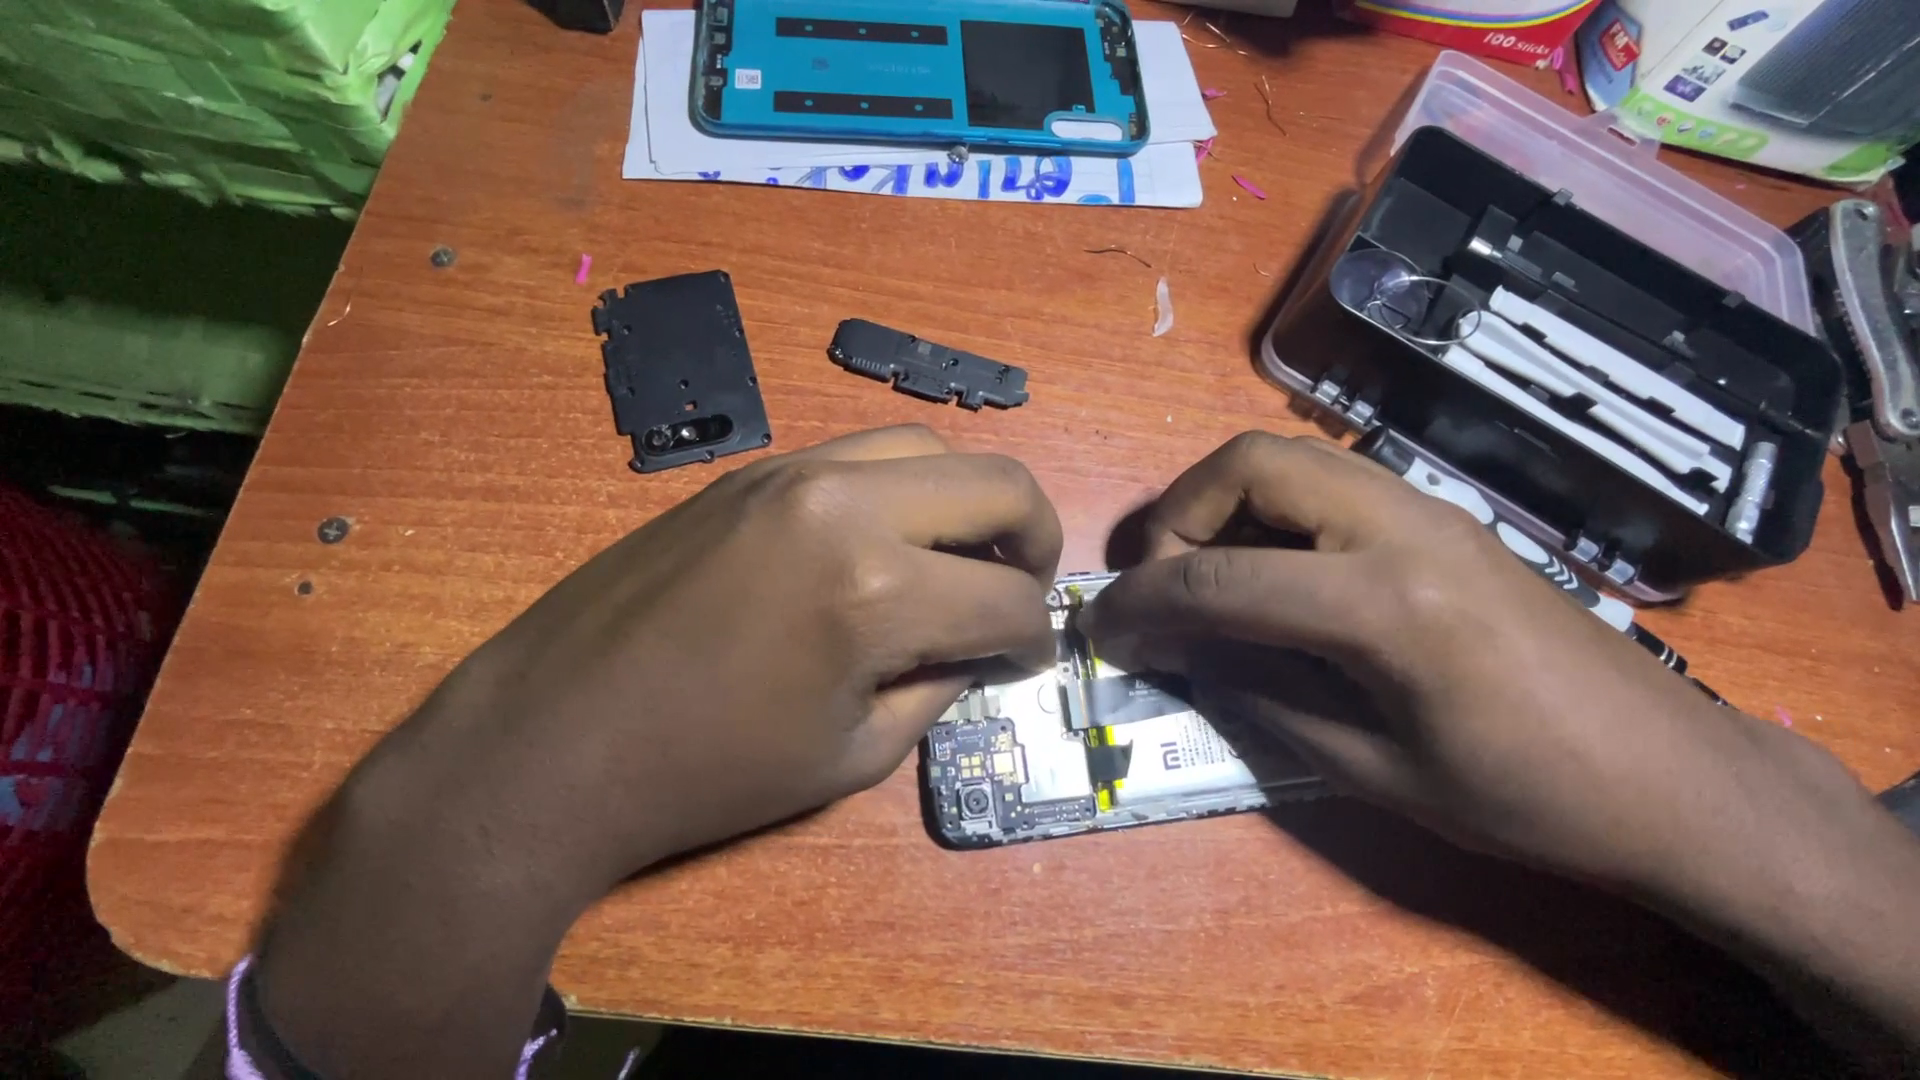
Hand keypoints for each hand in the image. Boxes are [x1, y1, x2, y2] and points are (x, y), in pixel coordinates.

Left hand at [361, 423, 1061, 889]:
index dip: (1035, 638)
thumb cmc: (708, 774)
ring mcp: (792, 473)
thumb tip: (977, 645)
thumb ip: (937, 686)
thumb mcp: (853, 755)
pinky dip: (901, 489)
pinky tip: (882, 541)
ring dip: (969, 500)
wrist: (554, 740)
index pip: (1008, 600)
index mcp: (875, 593)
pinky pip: (859, 454)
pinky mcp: (750, 471)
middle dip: (1037, 538)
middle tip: (1021, 589)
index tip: (1030, 658)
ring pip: (930, 447)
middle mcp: (845, 505)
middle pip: (1000, 483)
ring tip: (958, 556)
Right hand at [1081, 432, 1858, 889]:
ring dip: (1221, 506)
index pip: (1219, 578)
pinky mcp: (1437, 515)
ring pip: (1285, 459)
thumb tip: (1180, 651)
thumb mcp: (1368, 768)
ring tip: (1209, 580)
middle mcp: (1400, 526)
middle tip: (1166, 587)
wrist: (1670, 778)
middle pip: (1247, 465)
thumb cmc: (1521, 796)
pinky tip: (1272, 577)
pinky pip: (1324, 483)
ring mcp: (1425, 508)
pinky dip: (1268, 513)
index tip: (1102, 629)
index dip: (1143, 602)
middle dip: (1177, 518)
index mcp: (1385, 603)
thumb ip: (1257, 694)